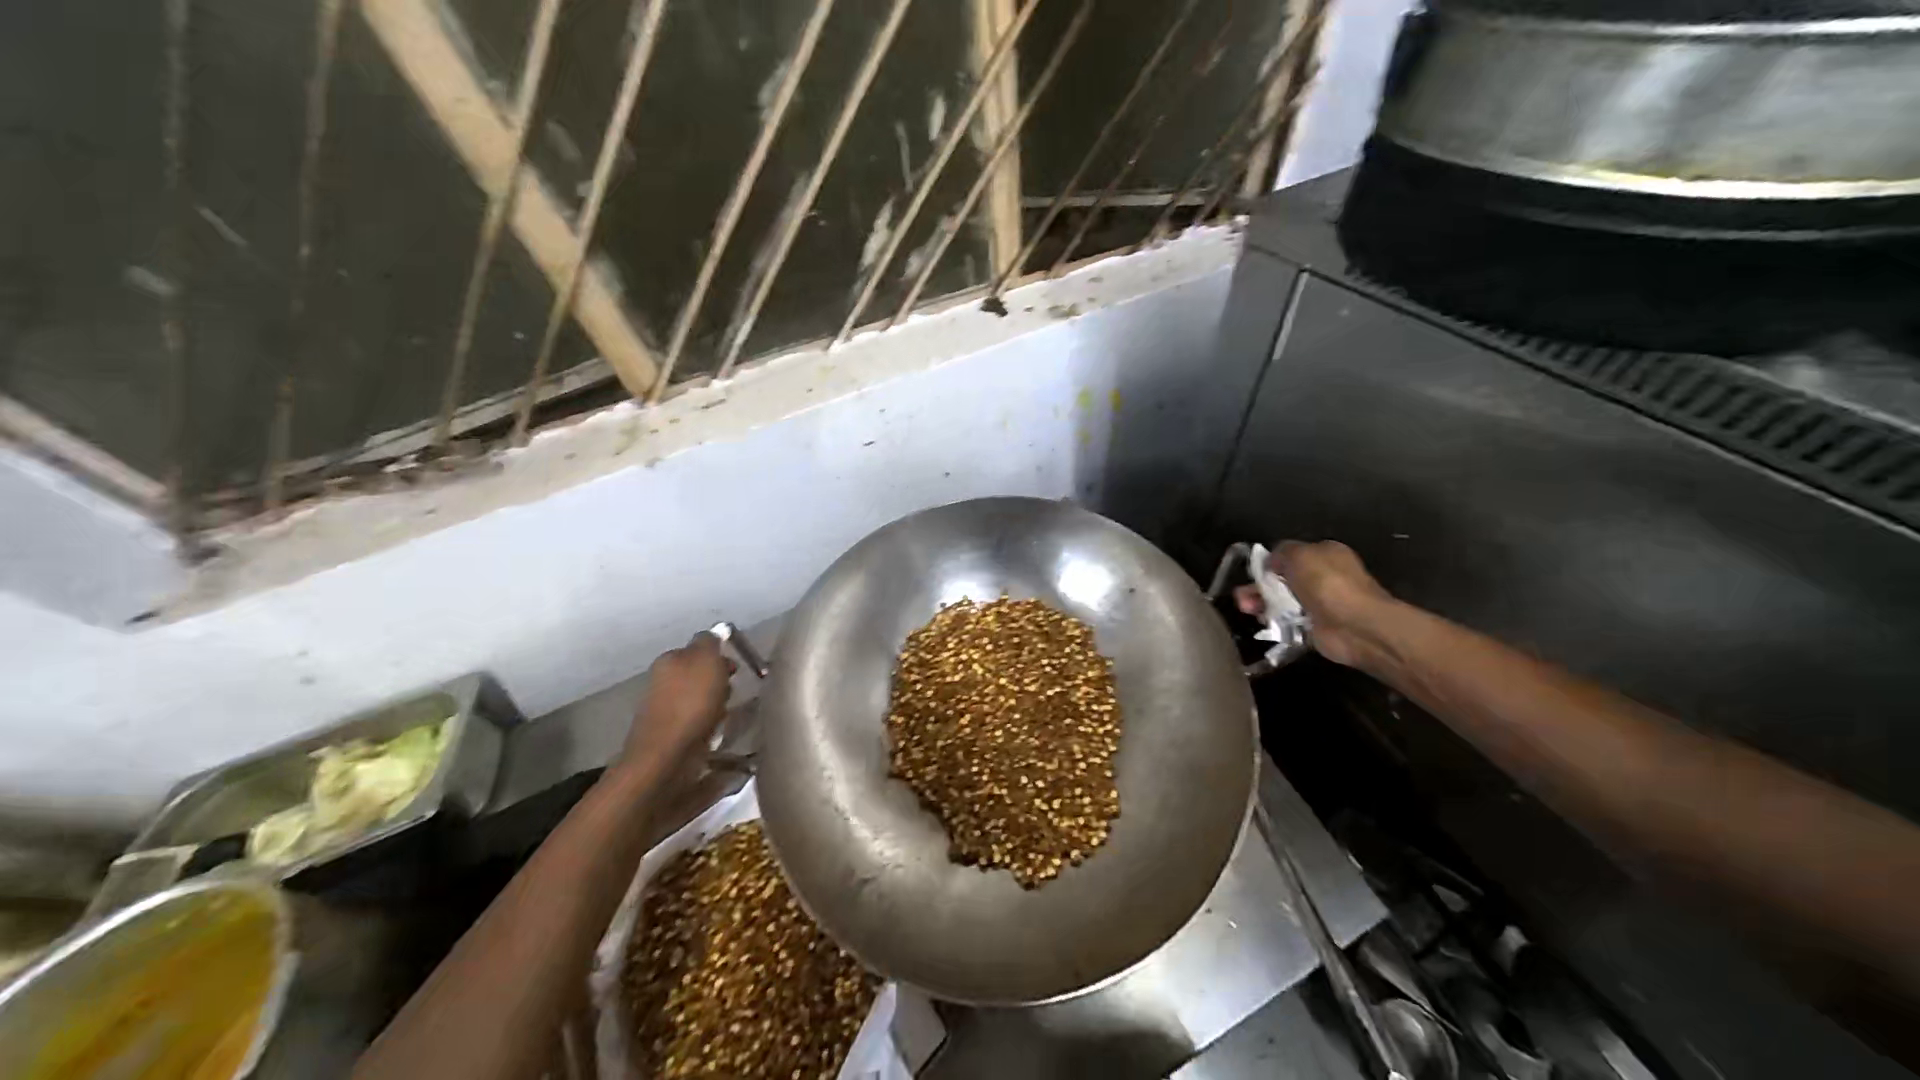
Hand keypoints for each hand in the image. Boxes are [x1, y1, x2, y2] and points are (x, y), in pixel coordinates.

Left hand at [617, 632, 732, 777]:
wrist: (667, 756)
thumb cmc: (691, 704)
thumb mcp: (706, 661)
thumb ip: (710, 642)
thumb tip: (715, 632)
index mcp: (670, 660)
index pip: (700, 648)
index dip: (720, 655)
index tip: (734, 669)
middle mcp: (663, 680)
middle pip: (700, 673)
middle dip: (720, 681)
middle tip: (731, 692)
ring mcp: (665, 708)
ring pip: (701, 698)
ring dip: (717, 703)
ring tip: (725, 714)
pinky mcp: (671, 733)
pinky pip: (698, 720)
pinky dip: (710, 723)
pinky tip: (715, 731)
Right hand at [1237, 540, 1395, 669]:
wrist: (1355, 626)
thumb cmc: (1328, 583)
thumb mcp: (1299, 554)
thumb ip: (1281, 552)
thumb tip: (1270, 561)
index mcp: (1324, 554)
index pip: (1290, 555)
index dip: (1269, 562)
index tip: (1253, 571)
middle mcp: (1322, 577)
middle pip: (1282, 579)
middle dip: (1259, 586)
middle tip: (1242, 595)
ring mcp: (1319, 604)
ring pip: (1281, 602)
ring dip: (1261, 603)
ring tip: (1246, 608)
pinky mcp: (1314, 627)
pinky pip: (1287, 622)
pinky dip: (1273, 622)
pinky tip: (1263, 622)